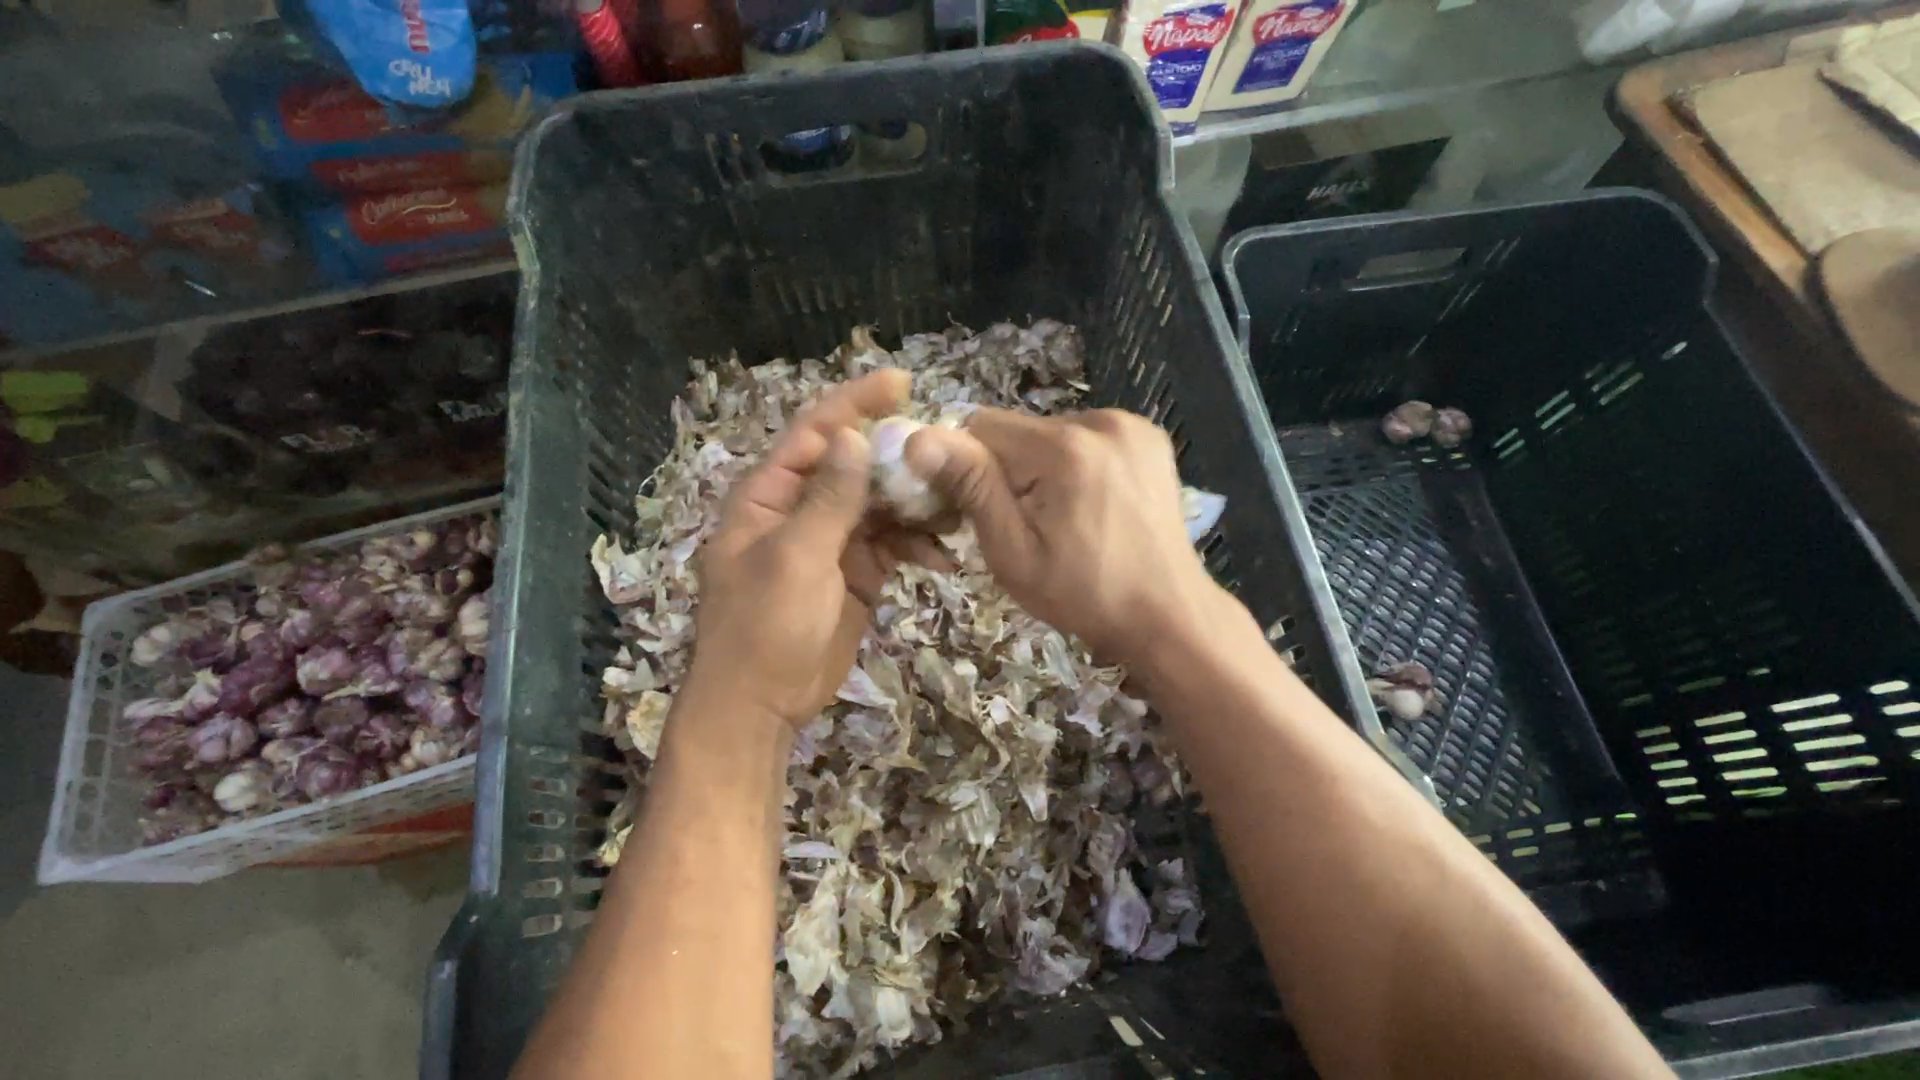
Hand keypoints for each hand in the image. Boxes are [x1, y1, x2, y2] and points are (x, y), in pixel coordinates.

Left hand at [690, 370, 945, 728]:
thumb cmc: (763, 627)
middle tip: (948, 452)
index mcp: (770, 495)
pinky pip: (891, 545)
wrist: (761, 704)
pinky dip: (916, 546)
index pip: (815, 433)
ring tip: (956, 506)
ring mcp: (831, 542)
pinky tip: (942, 557)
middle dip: (900, 457)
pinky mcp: (856, 573)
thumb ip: (828, 498)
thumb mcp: (795, 557)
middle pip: (855, 465)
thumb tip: (853, 437)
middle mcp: (801, 509)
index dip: (855, 403)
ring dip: (916, 504)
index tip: (903, 381)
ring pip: (880, 504)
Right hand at [905, 408, 1224, 666]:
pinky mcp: (1150, 437)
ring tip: (1064, 519)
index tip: (977, 511)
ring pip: (1051, 433)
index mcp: (1063, 448)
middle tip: (1025, 525)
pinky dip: (1077, 464)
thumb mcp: (1013, 552)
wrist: (1167, 614)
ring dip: (1043, 467)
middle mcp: (1100, 420)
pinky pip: (1087, 437)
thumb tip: (916, 438)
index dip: (967, 467)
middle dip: (1008, 470)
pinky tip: (1092, 504)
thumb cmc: (1083, 594)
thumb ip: (969, 487)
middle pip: (1018, 430)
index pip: (978, 427)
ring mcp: (1132, 425)